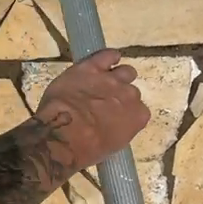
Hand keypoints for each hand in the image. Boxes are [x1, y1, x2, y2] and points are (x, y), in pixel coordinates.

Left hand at [34, 50, 150, 167]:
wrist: (64, 134)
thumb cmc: (85, 148)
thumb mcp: (111, 145)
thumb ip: (119, 128)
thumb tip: (113, 124)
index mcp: (138, 117)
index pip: (138, 109)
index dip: (125, 111)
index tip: (114, 115)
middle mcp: (130, 95)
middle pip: (131, 90)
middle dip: (119, 95)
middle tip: (104, 100)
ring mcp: (111, 79)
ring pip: (125, 71)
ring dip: (116, 76)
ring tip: (103, 81)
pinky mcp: (90, 68)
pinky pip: (106, 55)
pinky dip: (109, 56)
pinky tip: (106, 59)